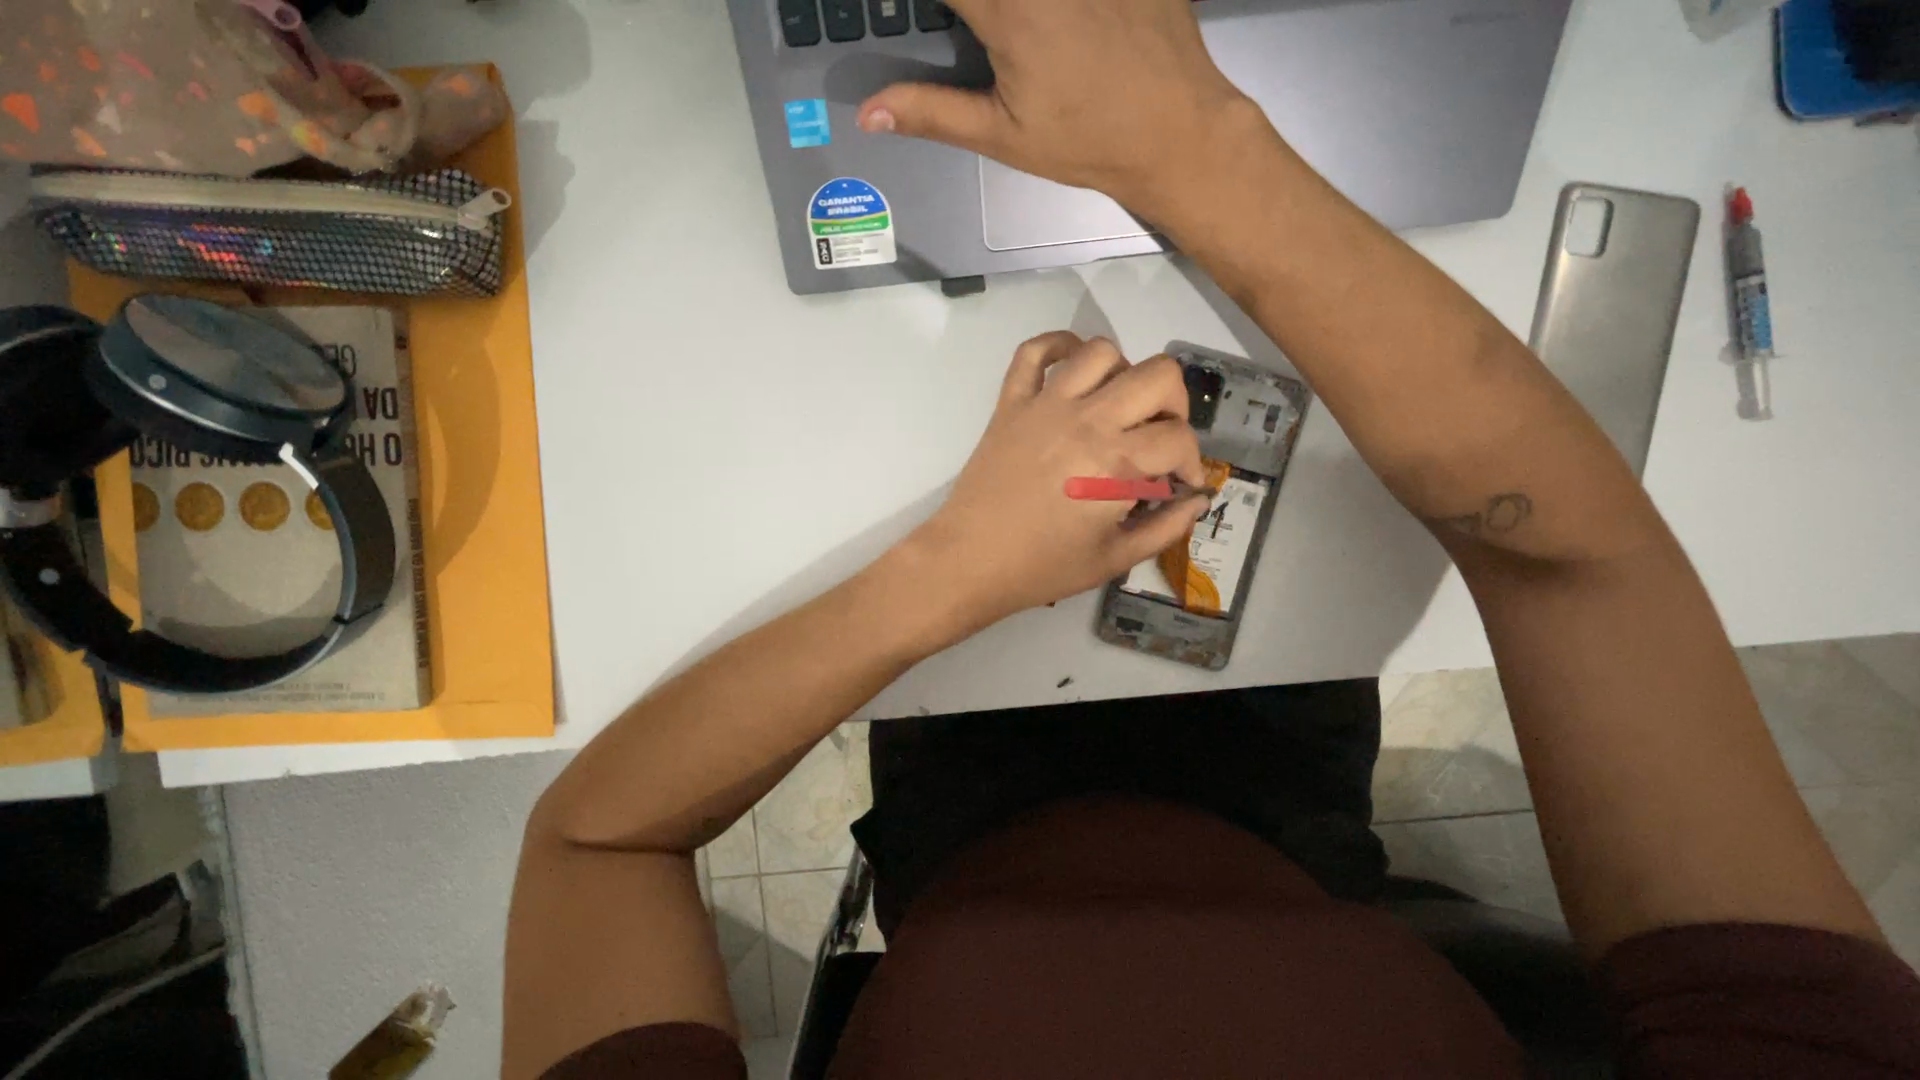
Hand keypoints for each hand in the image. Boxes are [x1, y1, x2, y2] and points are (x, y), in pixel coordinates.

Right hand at [856, 0, 1265, 217]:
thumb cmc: (1090, 141)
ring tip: (1022, 34)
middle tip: (979, 28)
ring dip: (1009, 5)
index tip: (918, 10)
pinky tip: (1062, 22)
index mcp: (1009, 10)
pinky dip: (1062, 4)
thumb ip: (932, 113)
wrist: (1178, 133)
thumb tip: (869, 113)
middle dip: (973, 3)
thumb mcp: (1003, 136)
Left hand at [909, 332, 1207, 632]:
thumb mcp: (1115, 559)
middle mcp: (1086, 420)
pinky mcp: (1010, 402)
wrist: (970, 560)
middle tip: (1160, 438)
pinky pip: (1034, 351)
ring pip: (1101, 351)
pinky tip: (1072, 369)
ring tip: (1117, 407)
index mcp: (1116, 464)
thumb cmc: (1043, 566)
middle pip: (1157, 375)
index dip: (1191, 462)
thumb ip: (1165, 528)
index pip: (1178, 438)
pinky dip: (1057, 346)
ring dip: (1123, 372)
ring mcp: (1045, 405)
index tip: (1179, 483)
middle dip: (1174, 405)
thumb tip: (1198, 500)